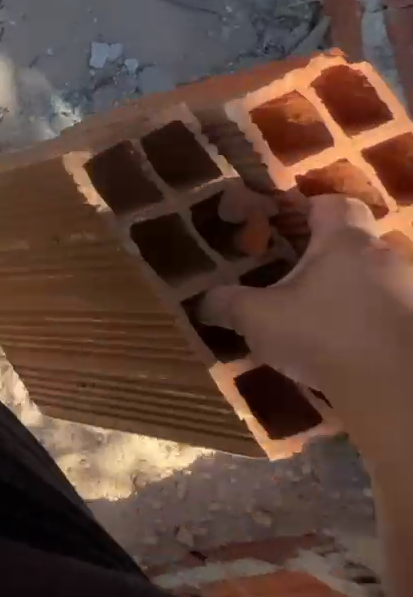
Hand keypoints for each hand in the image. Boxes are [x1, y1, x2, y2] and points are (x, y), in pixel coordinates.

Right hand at [201, 194, 412, 455]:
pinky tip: (341, 340)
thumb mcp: (252, 316)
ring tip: (312, 311)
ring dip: (347, 288)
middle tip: (284, 272)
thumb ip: (223, 301)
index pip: (333, 204)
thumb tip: (203, 301)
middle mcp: (389, 260)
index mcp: (345, 245)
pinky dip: (366, 317)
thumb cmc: (322, 334)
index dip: (304, 208)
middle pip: (355, 243)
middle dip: (322, 255)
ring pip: (374, 277)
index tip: (276, 223)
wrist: (402, 391)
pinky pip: (390, 309)